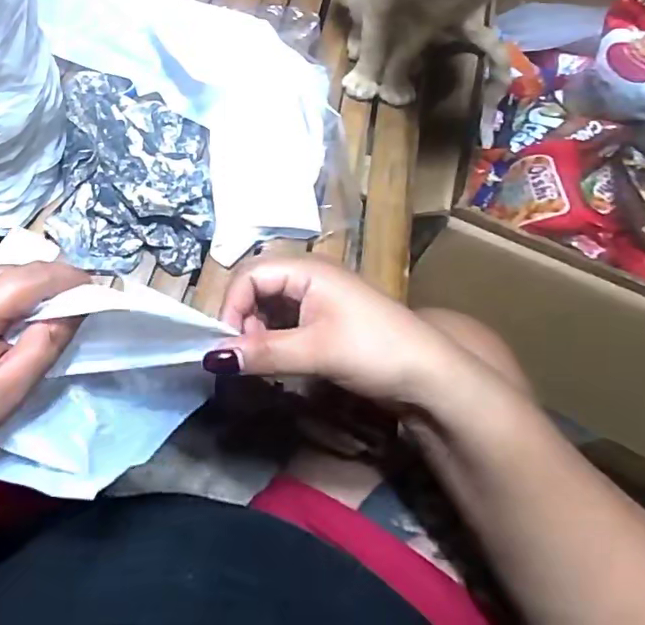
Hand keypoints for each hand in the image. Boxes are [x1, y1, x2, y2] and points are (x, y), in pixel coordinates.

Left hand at [0, 261, 88, 477]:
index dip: (67, 277)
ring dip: (23, 282)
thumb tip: (76, 305)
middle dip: (48, 278)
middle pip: (12, 269)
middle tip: (76, 296)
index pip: (30, 277)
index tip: (95, 285)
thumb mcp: (11, 389)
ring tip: (45, 305)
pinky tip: (6, 313)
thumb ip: (47, 341)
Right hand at [204, 256, 512, 408]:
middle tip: (244, 356)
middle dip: (243, 318)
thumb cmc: (374, 350)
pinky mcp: (326, 317)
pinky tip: (277, 360)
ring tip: (262, 361)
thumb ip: (263, 352)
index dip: (232, 306)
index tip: (226, 346)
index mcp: (307, 269)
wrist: (433, 375)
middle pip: (257, 286)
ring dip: (257, 331)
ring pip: (270, 304)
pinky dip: (274, 337)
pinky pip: (286, 318)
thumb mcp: (315, 351)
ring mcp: (319, 296)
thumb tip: (211, 358)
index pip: (250, 275)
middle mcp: (310, 275)